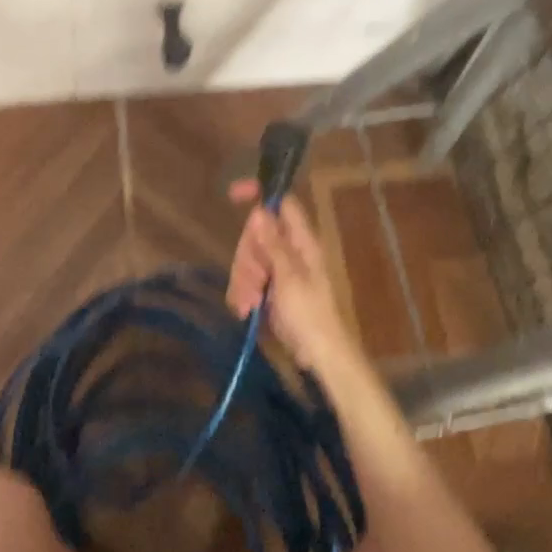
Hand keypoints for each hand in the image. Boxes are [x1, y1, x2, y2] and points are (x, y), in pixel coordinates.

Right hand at [224, 180, 359, 375]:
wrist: (318, 356)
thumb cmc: (310, 315)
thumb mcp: (289, 278)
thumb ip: (273, 245)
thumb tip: (260, 211)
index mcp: (301, 242)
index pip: (282, 204)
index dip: (260, 195)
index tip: (233, 196)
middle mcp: (289, 251)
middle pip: (256, 234)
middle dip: (247, 257)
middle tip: (254, 281)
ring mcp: (278, 270)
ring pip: (248, 258)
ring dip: (243, 281)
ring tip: (249, 305)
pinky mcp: (268, 289)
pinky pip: (246, 280)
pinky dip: (243, 294)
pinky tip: (246, 311)